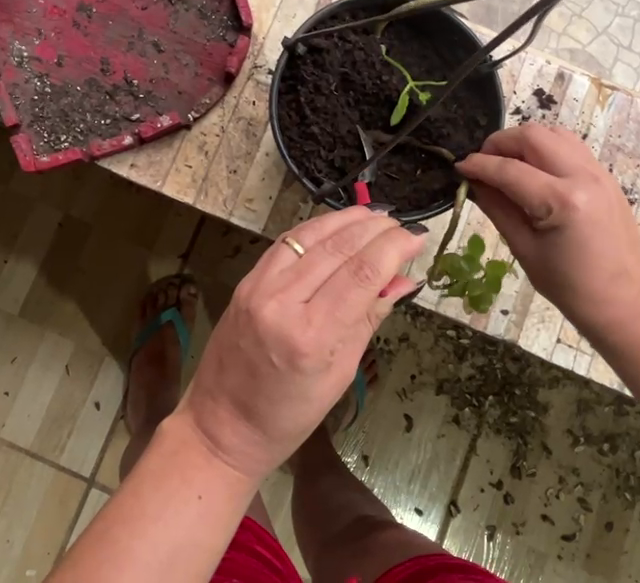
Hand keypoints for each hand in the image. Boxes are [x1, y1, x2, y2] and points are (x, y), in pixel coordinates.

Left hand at [175, 206, 423, 479]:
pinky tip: (336, 224)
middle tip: (402, 224)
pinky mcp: (247, 281)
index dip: (393, 249)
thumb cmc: (288, 415)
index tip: (418, 238)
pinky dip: (315, 229)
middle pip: (338, 250)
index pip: (361, 275)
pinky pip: (286, 243)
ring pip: (310, 238)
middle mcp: (283, 303)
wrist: (221, 423)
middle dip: (375, 230)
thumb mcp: (339, 374)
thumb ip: (369, 319)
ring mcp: (259, 287)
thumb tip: (404, 280)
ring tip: (376, 215)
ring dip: (346, 221)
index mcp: (312, 337)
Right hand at [455, 124, 639, 341]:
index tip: (459, 166)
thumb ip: (497, 208)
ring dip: (525, 141)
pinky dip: (547, 148)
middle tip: (483, 163)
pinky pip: (571, 147)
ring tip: (508, 163)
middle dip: (500, 143)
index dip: (478, 165)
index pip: (508, 169)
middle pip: (532, 136)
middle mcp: (583, 177)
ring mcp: (599, 173)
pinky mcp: (606, 178)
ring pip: (554, 133)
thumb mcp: (524, 249)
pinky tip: (534, 171)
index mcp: (561, 202)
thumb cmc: (570, 287)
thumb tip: (474, 182)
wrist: (625, 304)